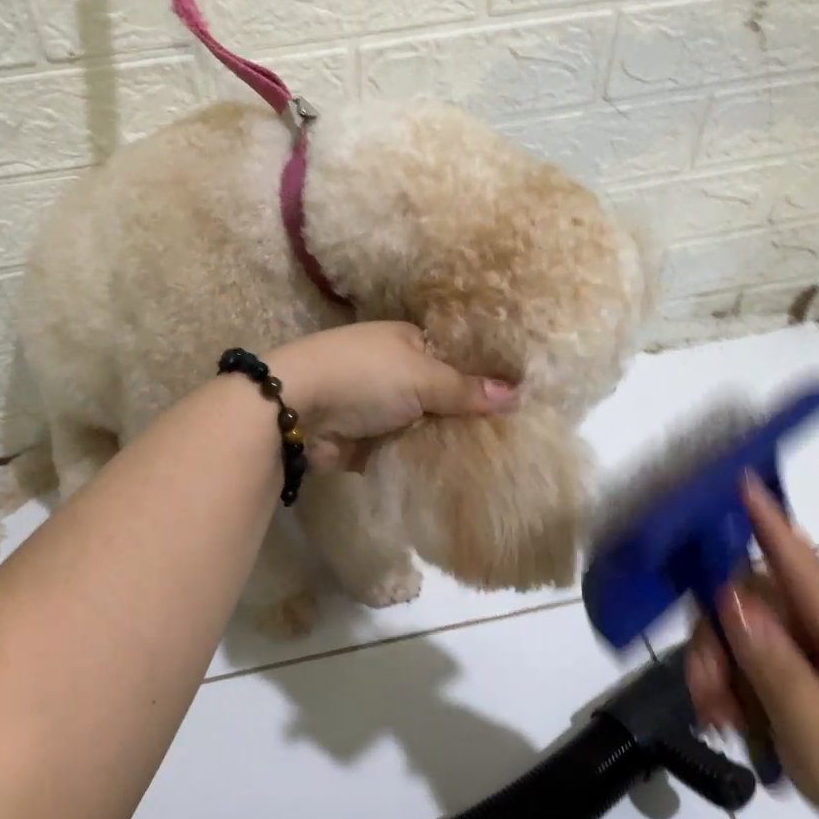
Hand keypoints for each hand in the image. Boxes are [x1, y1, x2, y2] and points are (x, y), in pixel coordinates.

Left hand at [265, 322, 517, 471]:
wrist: (295, 409)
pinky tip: (461, 476)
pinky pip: (405, 454)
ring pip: (426, 428)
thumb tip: (515, 394)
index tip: (523, 399)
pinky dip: (423, 462)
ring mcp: (380, 410)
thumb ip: (465, 389)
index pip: (456, 357)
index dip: (485, 376)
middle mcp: (395, 373)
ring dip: (448, 443)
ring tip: (501, 462)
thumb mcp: (421, 376)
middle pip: (443, 396)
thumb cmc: (362, 376)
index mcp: (407, 342)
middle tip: (519, 438)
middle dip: (470, 416)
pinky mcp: (368, 444)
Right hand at [685, 477, 818, 818]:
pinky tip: (734, 719)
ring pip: (759, 630)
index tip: (739, 483)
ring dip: (727, 668)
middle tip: (704, 696)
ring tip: (719, 718)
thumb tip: (729, 600)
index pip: (808, 571)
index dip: (770, 527)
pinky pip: (769, 655)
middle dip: (723, 640)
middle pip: (766, 602)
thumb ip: (773, 666)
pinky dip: (742, 681)